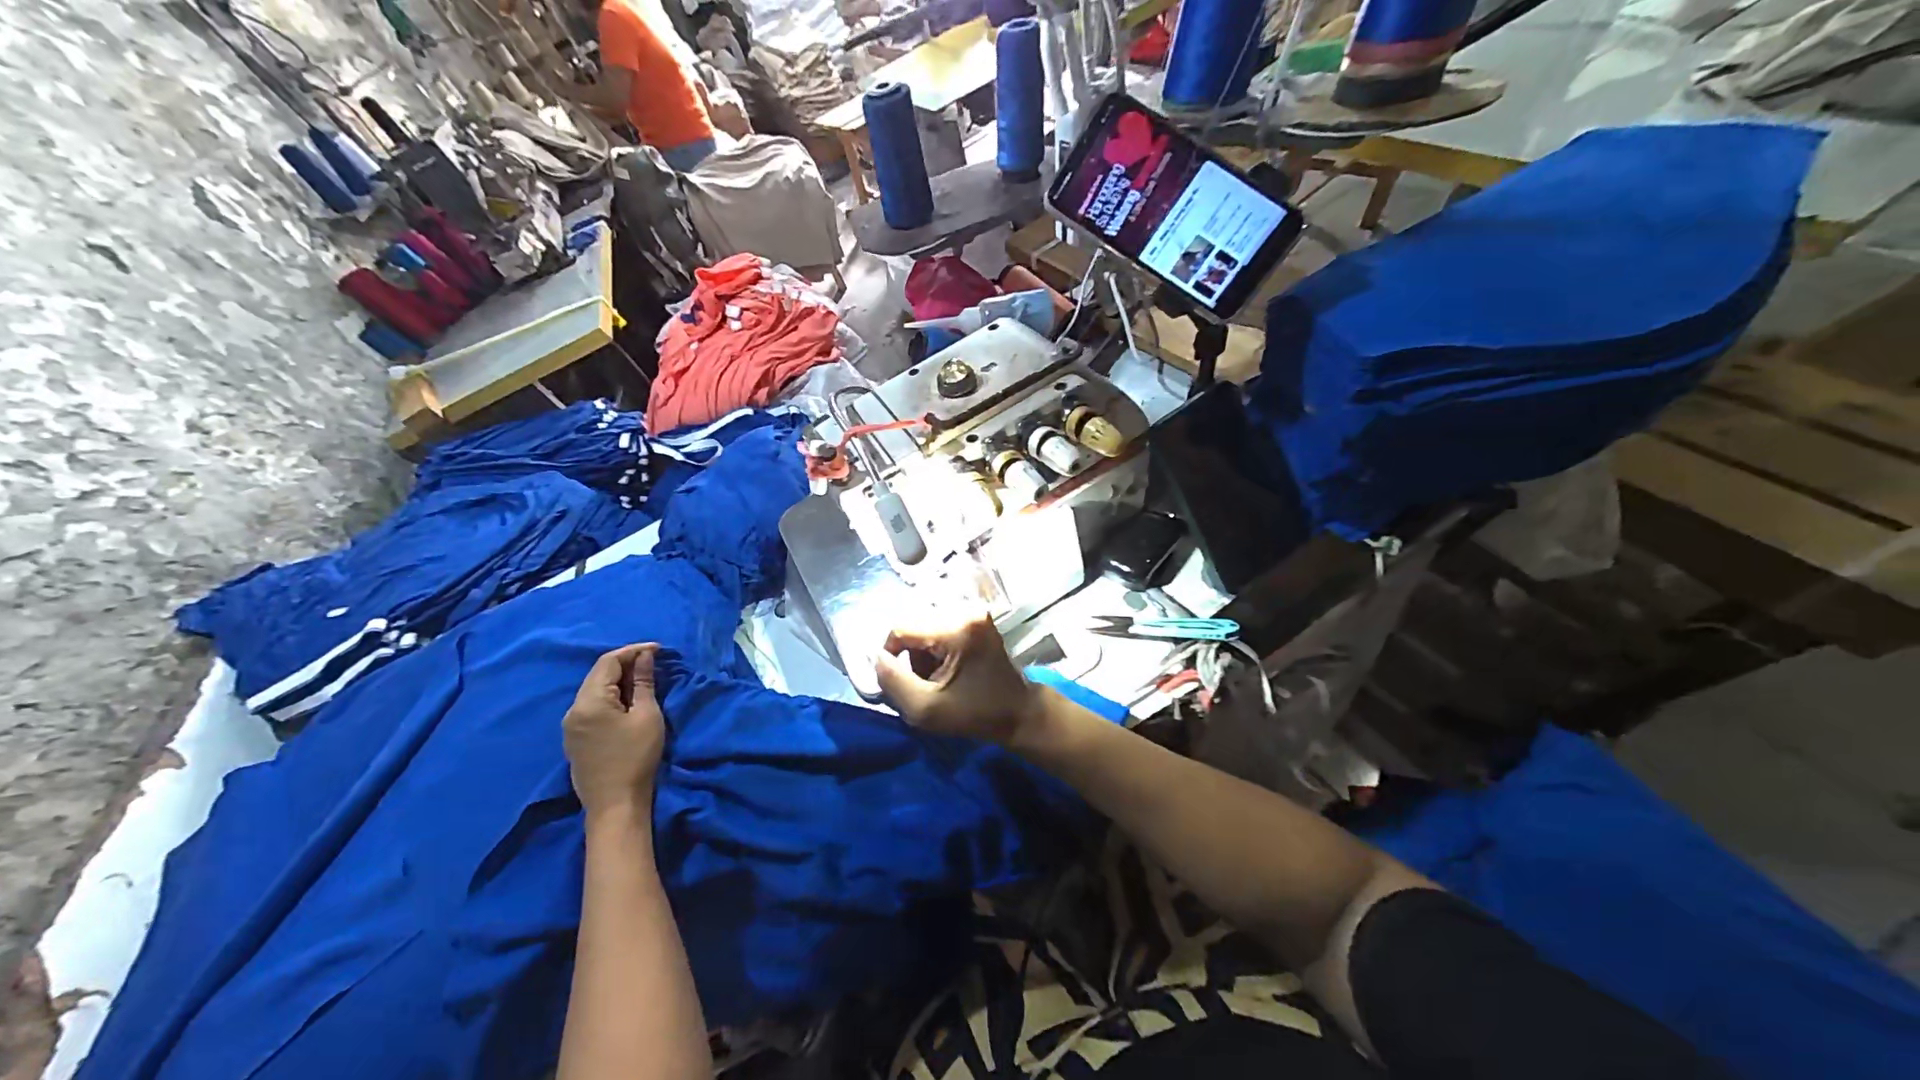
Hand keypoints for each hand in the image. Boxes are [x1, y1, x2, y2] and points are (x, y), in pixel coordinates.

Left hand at [564, 644, 665, 816]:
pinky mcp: (574, 738)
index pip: (608, 662)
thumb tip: (645, 656)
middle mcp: (573, 709)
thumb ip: (644, 682)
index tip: (658, 649)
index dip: (633, 651)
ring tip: (643, 679)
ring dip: (617, 680)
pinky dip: (610, 696)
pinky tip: (627, 700)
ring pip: (594, 689)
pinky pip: (591, 705)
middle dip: (625, 663)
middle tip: (653, 661)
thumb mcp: (646, 715)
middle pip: (598, 674)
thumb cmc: (636, 757)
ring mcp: (570, 725)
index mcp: (589, 701)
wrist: (615, 803)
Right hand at [874, 613, 1045, 745]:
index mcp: (955, 628)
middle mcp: (965, 610)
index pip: (901, 628)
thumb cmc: (974, 714)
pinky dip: (936, 648)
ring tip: (939, 678)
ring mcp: (973, 612)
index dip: (891, 656)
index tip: (903, 683)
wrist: (1019, 712)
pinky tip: (949, 669)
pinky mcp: (977, 618)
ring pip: (924, 626)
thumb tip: (876, 657)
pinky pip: (940, 627)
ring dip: (923, 653)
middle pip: (913, 625)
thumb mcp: (924, 709)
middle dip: (910, 655)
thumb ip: (892, 681)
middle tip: (926, 682)